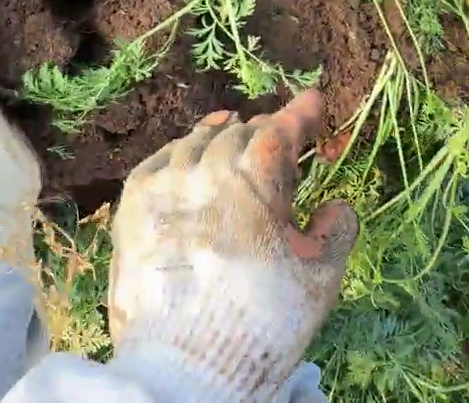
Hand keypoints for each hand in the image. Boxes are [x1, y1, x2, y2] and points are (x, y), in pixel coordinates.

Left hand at [107, 90, 357, 401]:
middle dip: (265, 133)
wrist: (186, 368)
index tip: (314, 100)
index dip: (303, 111)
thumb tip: (335, 206)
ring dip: (222, 139)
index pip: (283, 127)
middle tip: (279, 142)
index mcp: (256, 176)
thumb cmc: (263, 321)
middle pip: (242, 132)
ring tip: (235, 138)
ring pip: (198, 141)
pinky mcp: (133, 203)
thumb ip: (336, 230)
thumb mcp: (320, 278)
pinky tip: (188, 160)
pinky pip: (160, 160)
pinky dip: (180, 153)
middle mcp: (208, 165)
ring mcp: (166, 181)